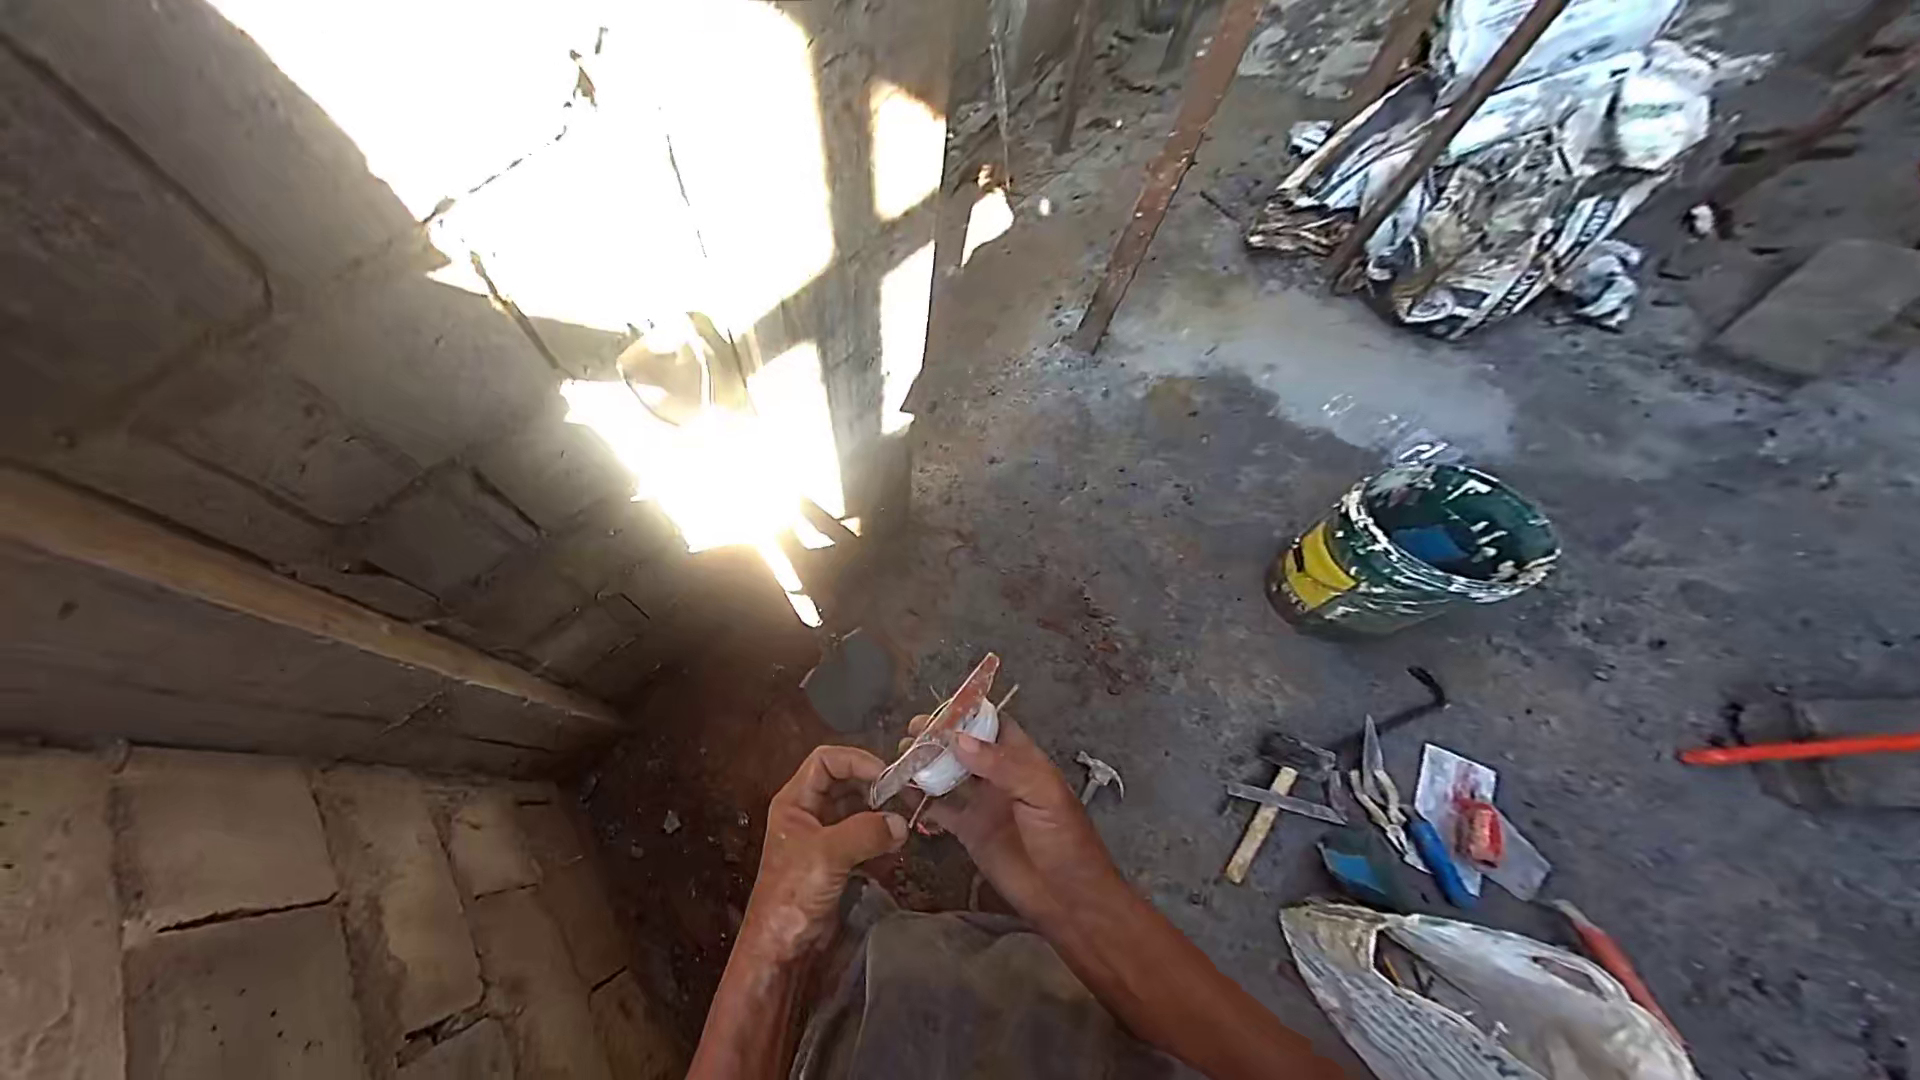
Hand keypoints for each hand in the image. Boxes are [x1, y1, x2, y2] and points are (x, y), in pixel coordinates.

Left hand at [738, 746, 907, 964]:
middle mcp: (810, 813)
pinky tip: (896, 847)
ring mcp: (825, 837)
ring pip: (859, 809)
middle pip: (846, 782)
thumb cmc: (792, 896)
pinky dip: (882, 838)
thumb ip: (866, 832)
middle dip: (874, 787)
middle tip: (903, 796)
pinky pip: (865, 836)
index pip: (826, 761)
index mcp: (795, 802)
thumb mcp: (827, 856)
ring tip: (904, 822)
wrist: (780, 954)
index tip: (884, 775)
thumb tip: (901, 822)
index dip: (855, 761)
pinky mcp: (839, 860)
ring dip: (882, 813)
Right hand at [918, 714, 1123, 925]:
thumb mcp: (1042, 794)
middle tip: (911, 732)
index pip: (992, 725)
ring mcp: (982, 802)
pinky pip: (940, 808)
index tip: (938, 710)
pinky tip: (900, 790)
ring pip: (948, 774)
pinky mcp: (968, 830)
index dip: (968, 714)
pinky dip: (920, 798)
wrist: (1068, 900)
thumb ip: (1002, 765)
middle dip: (939, 736)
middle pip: (964, 746)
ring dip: (926, 763)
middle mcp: (998, 775)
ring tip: (900, 755)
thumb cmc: (1064, 840)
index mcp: (1022, 759)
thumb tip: (959, 740)